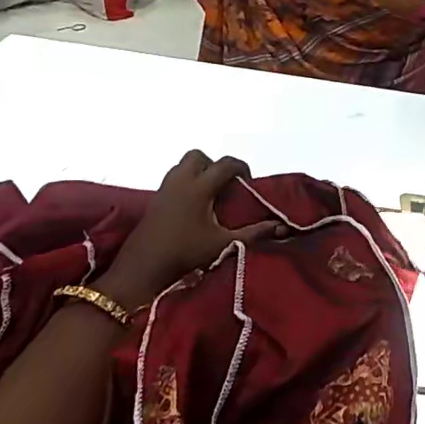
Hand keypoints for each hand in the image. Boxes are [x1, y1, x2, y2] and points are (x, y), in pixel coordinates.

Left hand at [95, 151, 284, 308]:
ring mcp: (165, 188)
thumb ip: (254, 234)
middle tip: (225, 186)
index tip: (249, 183)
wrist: (143, 267)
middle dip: (214, 165)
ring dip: (199, 172)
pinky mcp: (155, 199)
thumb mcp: (223, 244)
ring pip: (183, 165)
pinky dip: (187, 183)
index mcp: (198, 187)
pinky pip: (174, 178)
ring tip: (211, 195)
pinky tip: (194, 207)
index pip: (225, 164)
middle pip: (198, 156)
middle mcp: (180, 181)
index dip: (241, 168)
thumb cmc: (184, 254)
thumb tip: (281, 228)